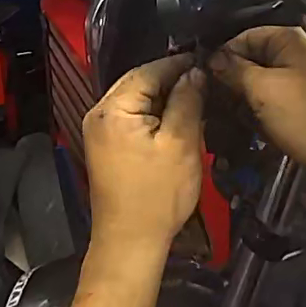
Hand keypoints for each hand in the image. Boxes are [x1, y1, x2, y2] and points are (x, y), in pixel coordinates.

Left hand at [83, 53, 205, 252]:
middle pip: (140, 82)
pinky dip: (155, 113)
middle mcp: (100, 114)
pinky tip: (178, 118)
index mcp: (113, 110)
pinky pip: (133, 115)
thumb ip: (188, 101)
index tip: (205, 61)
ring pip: (138, 98)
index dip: (179, 64)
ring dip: (165, 96)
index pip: (148, 71)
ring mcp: (100, 130)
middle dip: (172, 79)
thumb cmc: (157, 197)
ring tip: (196, 97)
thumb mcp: (180, 144)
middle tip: (204, 79)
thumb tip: (195, 72)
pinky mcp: (107, 145)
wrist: (131, 245)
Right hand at [209, 26, 305, 184]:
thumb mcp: (261, 90)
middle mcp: (297, 51)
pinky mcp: (304, 99)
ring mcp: (302, 76)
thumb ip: (233, 70)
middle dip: (232, 76)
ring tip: (231, 113)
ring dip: (245, 94)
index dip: (222, 54)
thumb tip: (212, 59)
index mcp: (288, 38)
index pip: (243, 35)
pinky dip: (260, 106)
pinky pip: (273, 95)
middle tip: (214, 98)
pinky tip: (252, 122)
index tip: (204, 76)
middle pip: (252, 56)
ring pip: (261, 78)